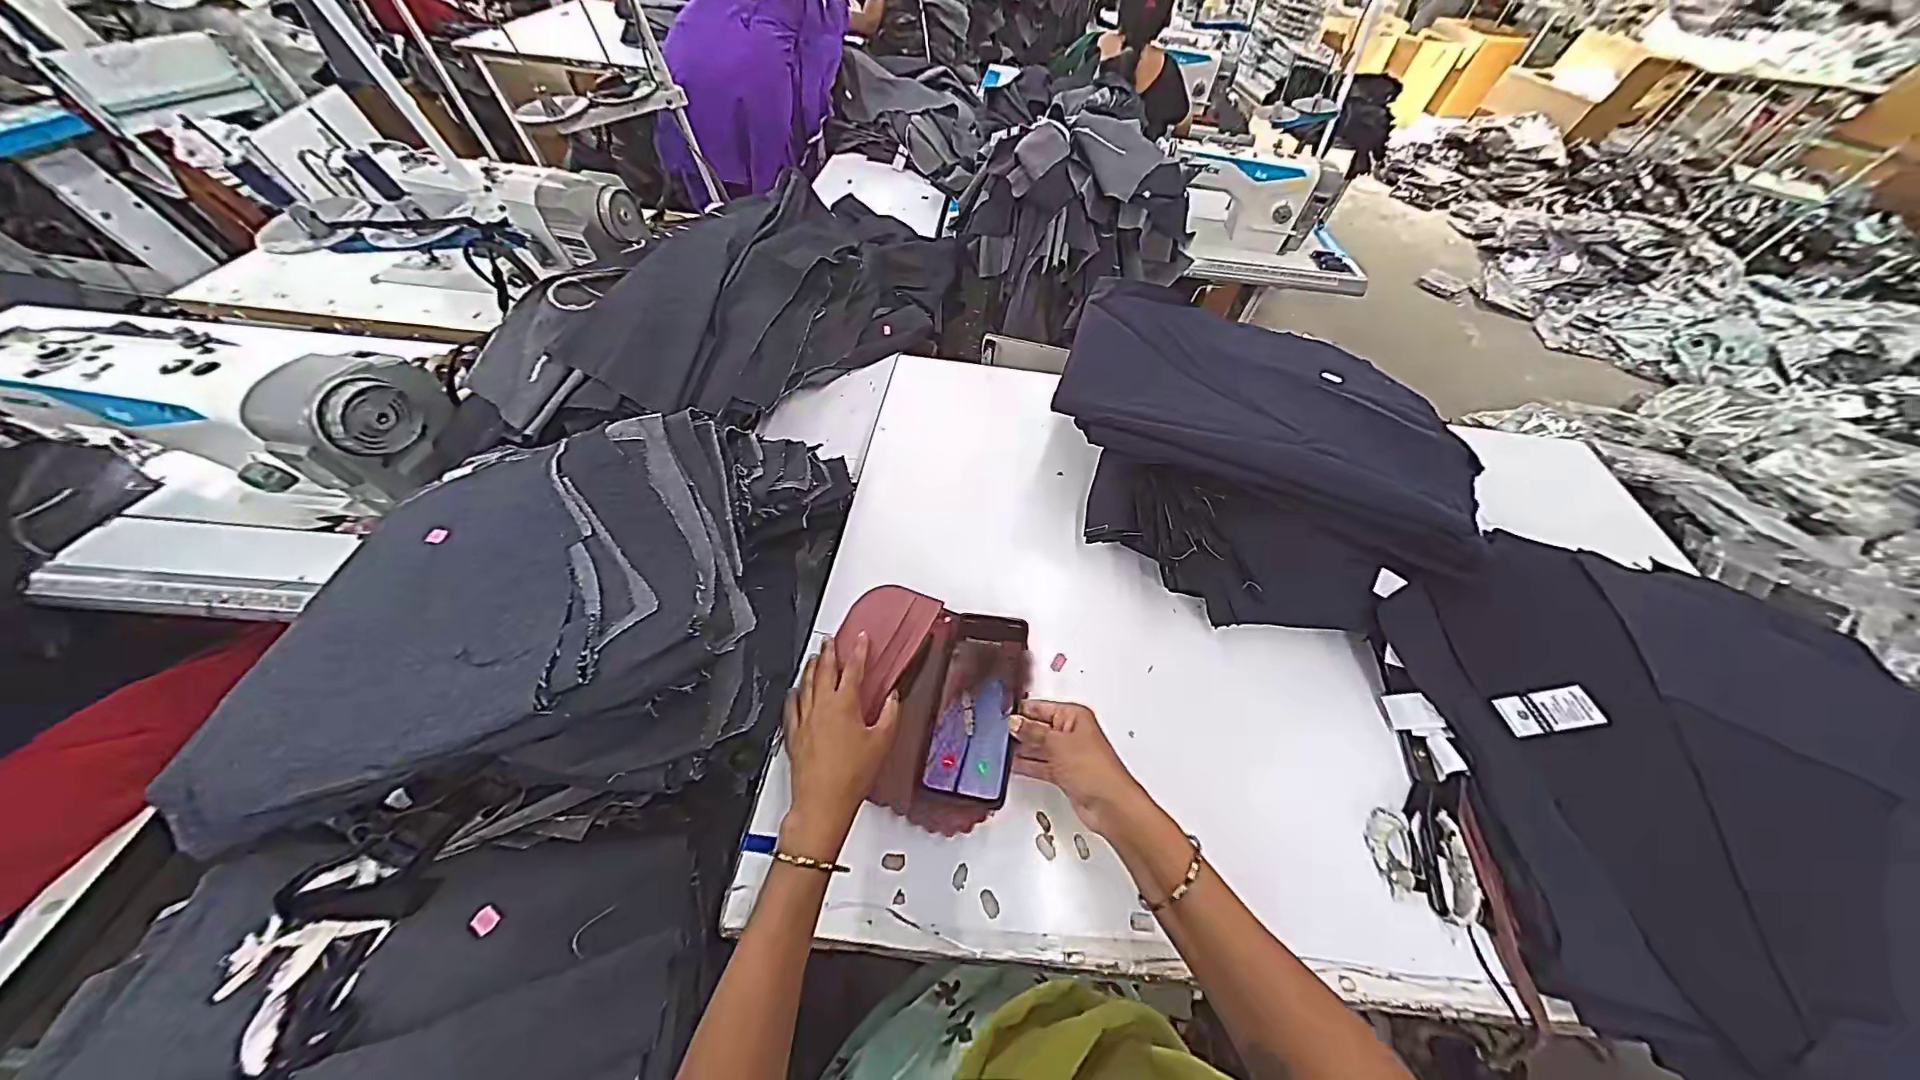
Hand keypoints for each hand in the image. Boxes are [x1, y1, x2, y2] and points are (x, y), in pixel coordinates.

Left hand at [781, 635, 899, 858]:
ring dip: (811, 668)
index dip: (858, 651)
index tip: (861, 640)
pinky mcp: (794, 735)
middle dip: (829, 653)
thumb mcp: (882, 742)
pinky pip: (792, 708)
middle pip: (824, 671)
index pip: (852, 669)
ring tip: (814, 657)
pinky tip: (794, 692)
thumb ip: (889, 715)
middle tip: (831, 640)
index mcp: (844, 704)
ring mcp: (805, 720)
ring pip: (806, 685)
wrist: (823, 801)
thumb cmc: (852, 775)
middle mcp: (822, 707)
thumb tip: (892, 699)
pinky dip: (794, 695)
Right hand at [1009, 700, 1151, 839]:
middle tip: (998, 730)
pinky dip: (1027, 764)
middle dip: (1019, 729)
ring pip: (1038, 746)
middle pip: (1038, 726)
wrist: (1109, 805)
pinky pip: (1040, 764)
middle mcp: (1071, 733)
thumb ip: (1032, 732)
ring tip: (1001, 746)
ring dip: (1022, 747)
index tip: (1003, 713)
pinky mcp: (1064, 773)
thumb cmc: (1097, 770)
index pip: (1040, 707)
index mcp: (1074, 716)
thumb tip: (1015, 723)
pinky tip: (1014, 763)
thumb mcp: (1057, 744)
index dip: (1021, 710)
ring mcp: (1067, 754)